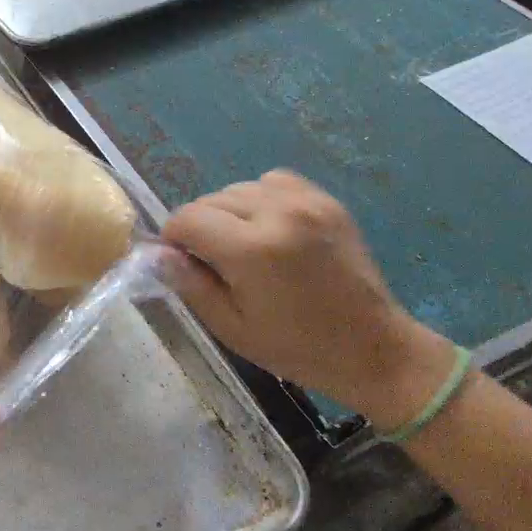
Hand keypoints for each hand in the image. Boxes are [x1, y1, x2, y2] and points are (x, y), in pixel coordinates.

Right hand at [163, 170, 454, 427]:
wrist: (373, 348)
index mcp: (252, 250)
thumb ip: (190, 284)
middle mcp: (278, 213)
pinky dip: (260, 199)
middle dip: (201, 227)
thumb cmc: (296, 348)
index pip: (187, 218)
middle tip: (214, 263)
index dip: (173, 239)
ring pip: (239, 188)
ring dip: (229, 212)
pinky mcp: (326, 200)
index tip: (181, 262)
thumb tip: (158, 254)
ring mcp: (306, 202)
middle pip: (210, 200)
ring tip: (243, 246)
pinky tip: (269, 228)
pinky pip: (273, 182)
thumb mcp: (231, 327)